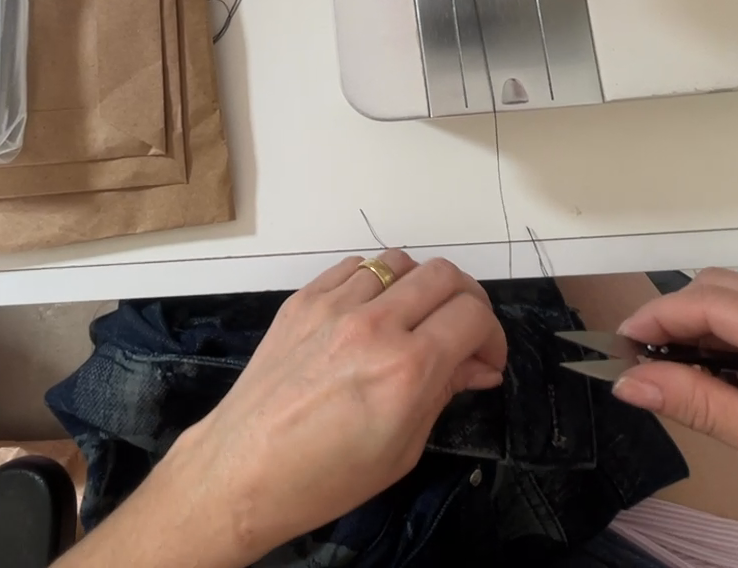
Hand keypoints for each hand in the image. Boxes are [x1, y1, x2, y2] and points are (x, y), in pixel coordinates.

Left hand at [66, 251, 505, 567]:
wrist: (245, 466)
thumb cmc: (328, 475)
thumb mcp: (402, 448)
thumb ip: (445, 391)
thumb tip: (479, 364)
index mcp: (406, 368)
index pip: (472, 314)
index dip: (491, 335)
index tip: (484, 358)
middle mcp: (373, 323)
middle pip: (442, 275)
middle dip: (465, 300)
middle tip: (461, 331)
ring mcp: (333, 304)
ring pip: (398, 262)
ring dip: (417, 288)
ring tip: (411, 321)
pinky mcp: (302, 298)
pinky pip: (354, 267)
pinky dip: (374, 281)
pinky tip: (369, 311)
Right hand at [609, 269, 737, 567]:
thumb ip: (700, 406)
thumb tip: (627, 381)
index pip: (716, 302)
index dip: (659, 316)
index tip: (619, 345)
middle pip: (725, 287)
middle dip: (677, 317)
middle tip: (647, 362)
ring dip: (703, 323)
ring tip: (684, 371)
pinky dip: (734, 331)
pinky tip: (729, 370)